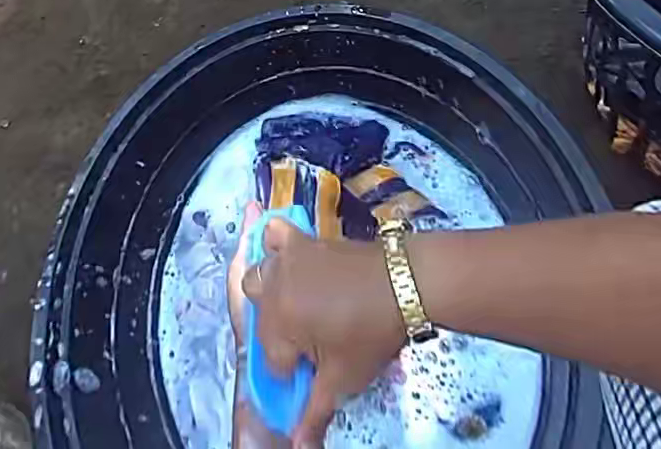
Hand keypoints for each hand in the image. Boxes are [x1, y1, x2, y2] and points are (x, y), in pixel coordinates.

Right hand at [242, 214, 407, 447]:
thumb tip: (298, 448)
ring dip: (270, 297)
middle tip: (313, 344)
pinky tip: (287, 261)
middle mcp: (275, 287)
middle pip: (262, 320)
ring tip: (299, 309)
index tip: (316, 371)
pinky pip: (274, 233)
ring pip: (258, 278)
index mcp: (281, 322)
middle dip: (281, 337)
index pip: (272, 361)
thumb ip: (314, 413)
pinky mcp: (302, 240)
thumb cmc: (372, 333)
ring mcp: (287, 259)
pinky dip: (272, 243)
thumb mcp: (344, 378)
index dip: (294, 373)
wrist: (401, 284)